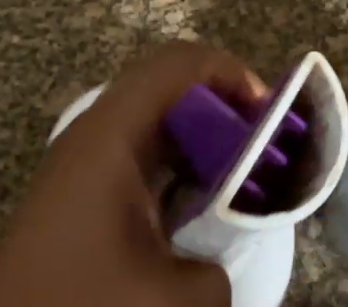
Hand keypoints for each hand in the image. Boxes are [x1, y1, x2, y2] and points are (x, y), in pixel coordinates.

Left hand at [0, 41, 266, 306]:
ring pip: (154, 124)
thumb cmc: (80, 302)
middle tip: (263, 147)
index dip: (231, 74)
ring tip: (241, 178)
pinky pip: (139, 157)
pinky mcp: (79, 194)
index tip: (268, 116)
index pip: (179, 63)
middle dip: (222, 107)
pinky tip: (200, 211)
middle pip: (169, 87)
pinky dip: (177, 170)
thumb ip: (220, 270)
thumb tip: (219, 263)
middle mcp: (96, 132)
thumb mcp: (172, 298)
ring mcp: (83, 162)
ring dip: (201, 141)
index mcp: (112, 132)